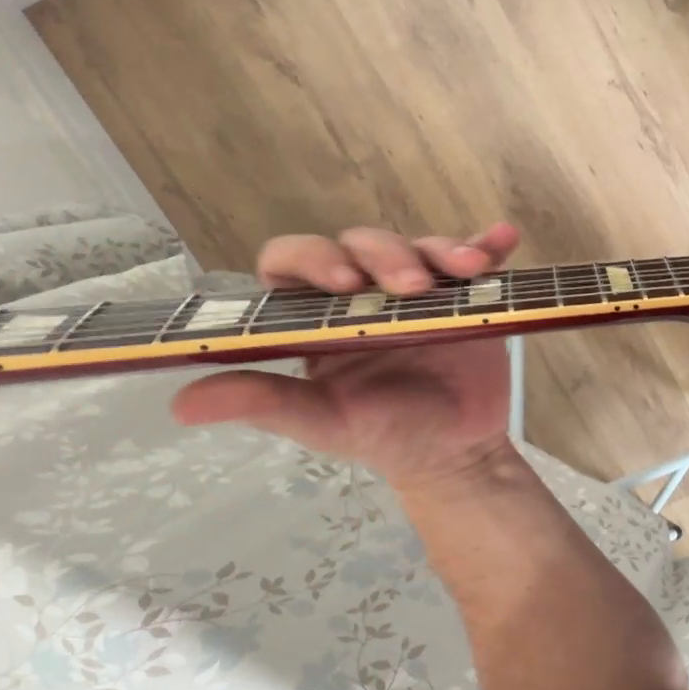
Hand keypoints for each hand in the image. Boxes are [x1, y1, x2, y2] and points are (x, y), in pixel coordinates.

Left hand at [171, 223, 523, 488]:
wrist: (458, 451)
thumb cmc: (387, 436)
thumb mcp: (324, 423)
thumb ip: (266, 403)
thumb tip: (182, 402)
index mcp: (318, 318)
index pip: (293, 263)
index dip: (314, 259)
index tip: (348, 284)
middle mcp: (366, 294)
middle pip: (362, 244)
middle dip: (388, 255)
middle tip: (415, 287)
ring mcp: (421, 291)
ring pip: (421, 245)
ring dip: (444, 247)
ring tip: (471, 267)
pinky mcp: (469, 294)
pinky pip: (479, 259)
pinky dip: (492, 243)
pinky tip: (506, 238)